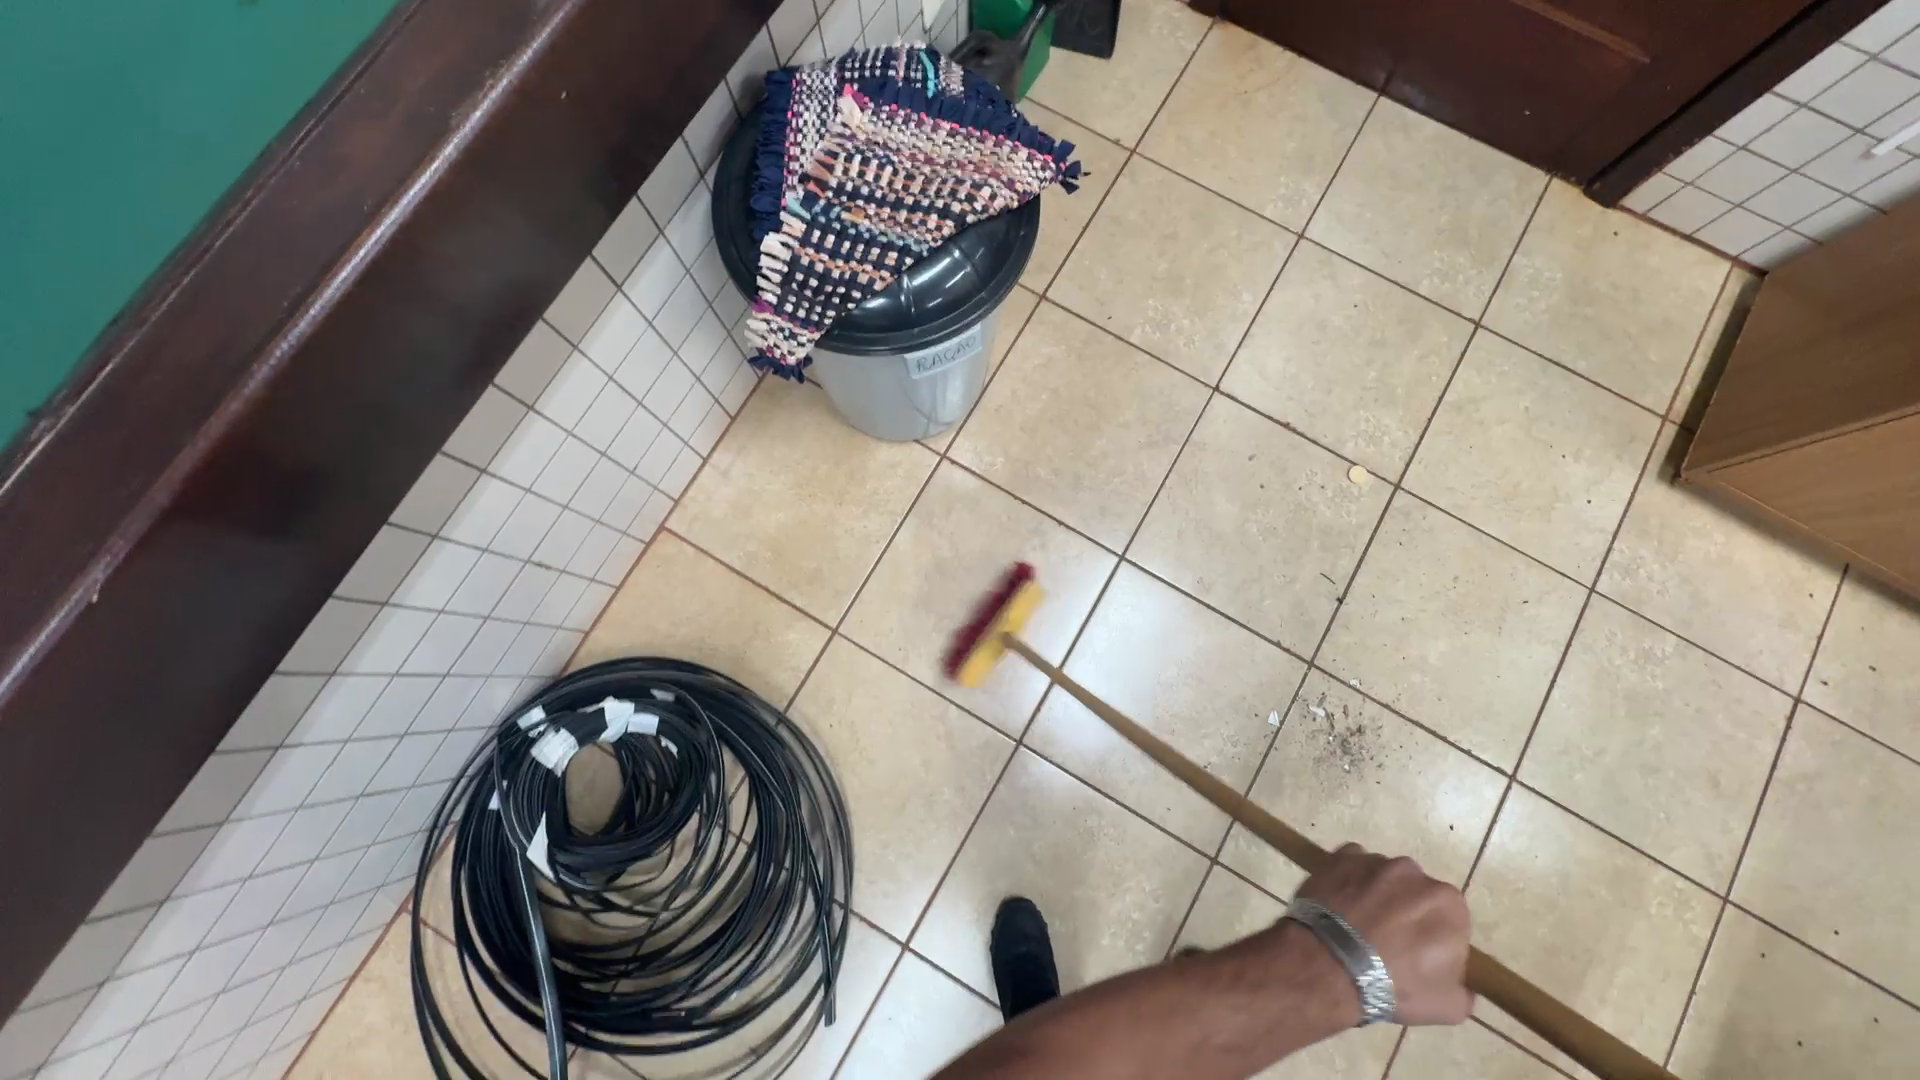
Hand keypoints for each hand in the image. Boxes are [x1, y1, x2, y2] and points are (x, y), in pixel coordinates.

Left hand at [1294, 843, 1472, 1026]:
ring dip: (1376, 895)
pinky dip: (1346, 881)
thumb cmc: (1394, 984)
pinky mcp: (1338, 857)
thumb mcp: (1449, 1005)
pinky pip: (1349, 867)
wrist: (1329, 963)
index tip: (1420, 954)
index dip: (1435, 936)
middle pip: (1414, 893)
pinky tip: (1338, 905)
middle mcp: (1412, 871)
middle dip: (1405, 911)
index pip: (1450, 918)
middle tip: (1386, 939)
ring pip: (1382, 878)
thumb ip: (1463, 988)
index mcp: (1448, 902)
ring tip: (1357, 924)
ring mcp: (1372, 860)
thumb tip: (1458, 982)